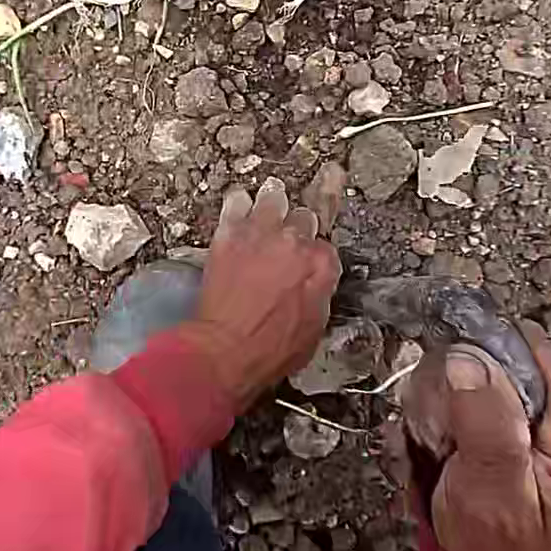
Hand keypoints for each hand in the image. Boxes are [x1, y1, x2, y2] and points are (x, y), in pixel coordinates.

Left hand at [178, 177, 339, 407]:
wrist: (224, 351)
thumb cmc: (268, 349)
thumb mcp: (314, 329)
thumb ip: (320, 293)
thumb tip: (318, 280)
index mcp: (321, 264)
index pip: (325, 246)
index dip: (314, 255)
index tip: (305, 263)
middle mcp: (295, 242)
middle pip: (303, 216)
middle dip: (297, 226)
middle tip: (287, 238)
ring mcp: (260, 234)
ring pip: (273, 198)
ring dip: (273, 202)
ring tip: (270, 204)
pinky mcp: (229, 234)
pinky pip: (237, 202)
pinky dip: (239, 204)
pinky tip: (240, 207)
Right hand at [401, 320, 550, 550]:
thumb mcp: (495, 492)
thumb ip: (486, 424)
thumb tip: (466, 358)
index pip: (525, 346)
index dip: (480, 352)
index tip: (446, 379)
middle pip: (495, 358)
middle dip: (454, 386)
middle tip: (437, 432)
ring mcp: (533, 418)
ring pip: (474, 375)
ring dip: (442, 404)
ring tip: (434, 448)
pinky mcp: (511, 427)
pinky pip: (469, 399)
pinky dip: (444, 418)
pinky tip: (432, 449)